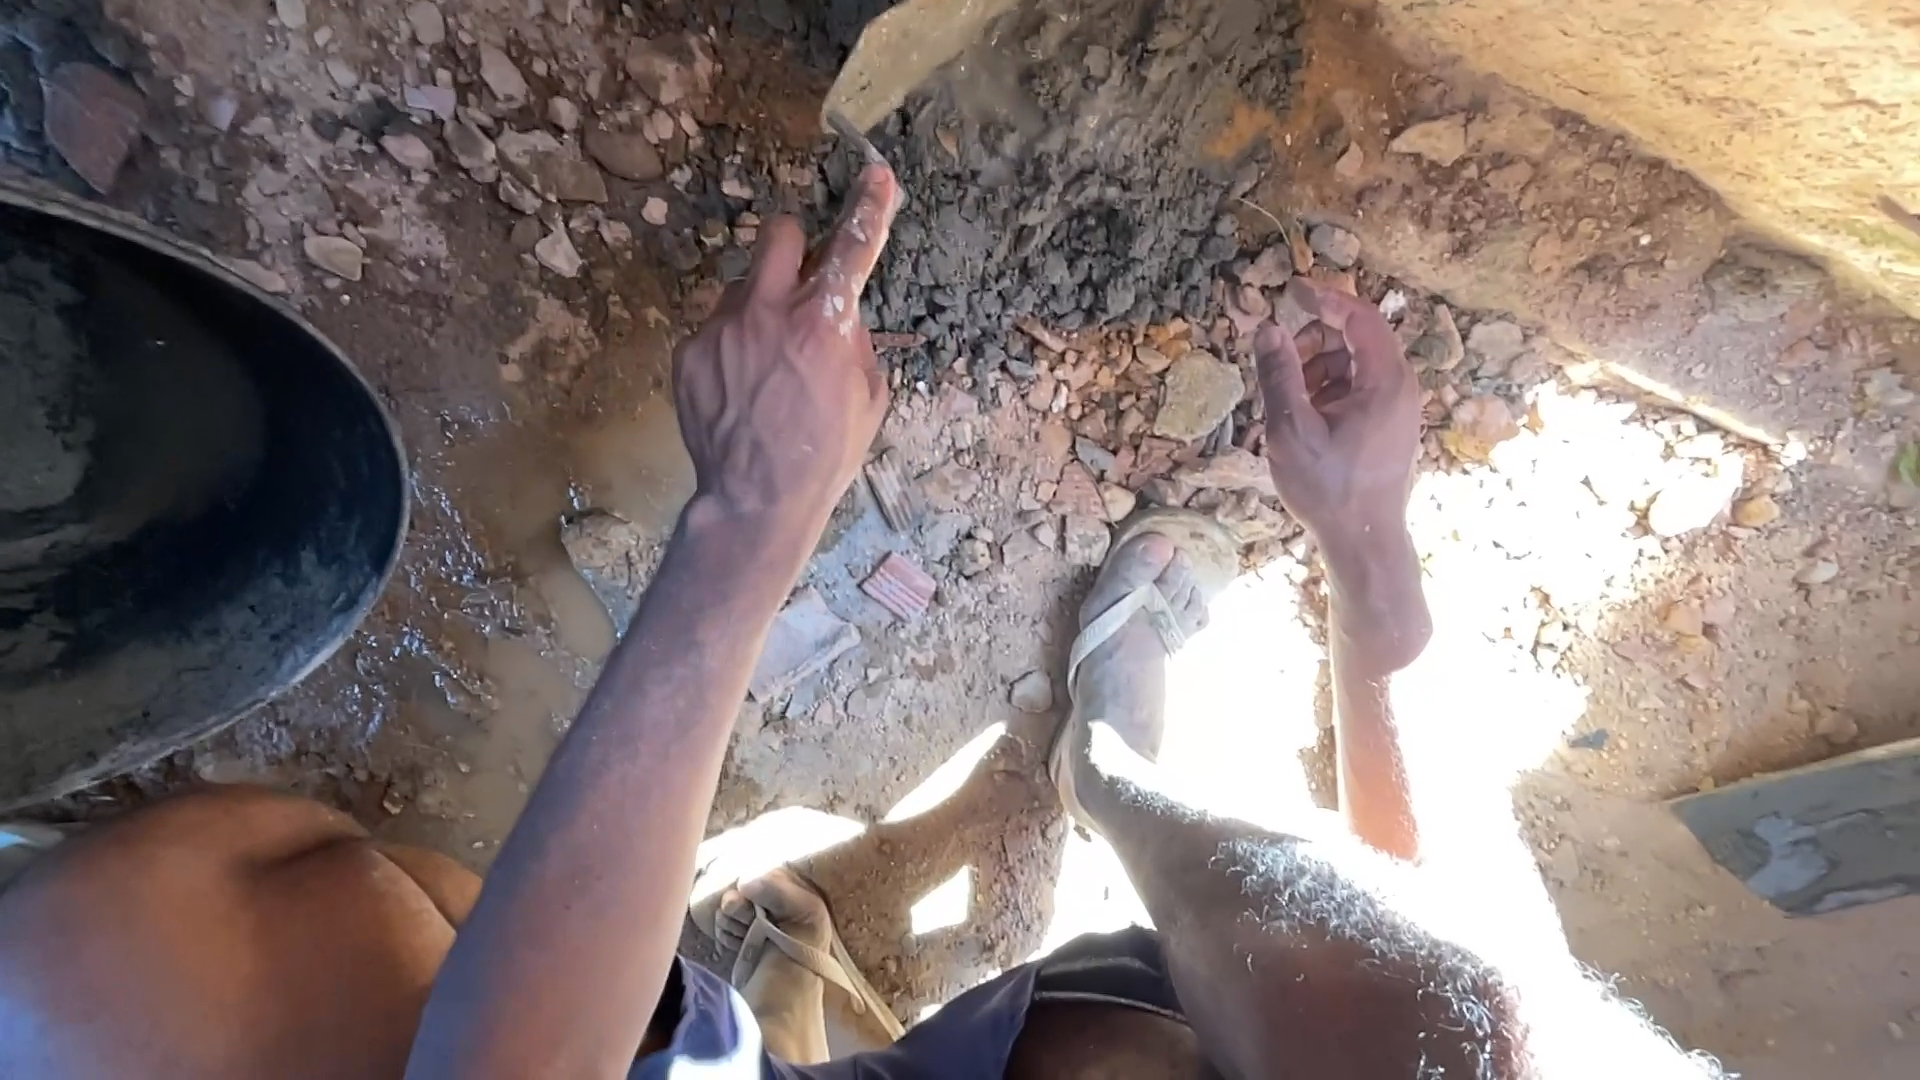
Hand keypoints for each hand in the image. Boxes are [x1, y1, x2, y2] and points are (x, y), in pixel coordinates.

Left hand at [672, 164, 899, 532]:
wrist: (756, 499)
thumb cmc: (825, 455)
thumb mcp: (868, 401)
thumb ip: (858, 344)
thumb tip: (842, 316)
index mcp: (824, 324)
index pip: (854, 248)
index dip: (870, 208)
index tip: (877, 175)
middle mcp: (768, 311)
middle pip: (778, 232)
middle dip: (794, 244)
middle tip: (799, 281)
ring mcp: (721, 329)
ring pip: (743, 288)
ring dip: (760, 310)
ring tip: (765, 367)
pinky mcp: (689, 351)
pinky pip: (716, 330)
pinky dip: (732, 348)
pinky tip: (739, 390)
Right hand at [1253, 280, 1420, 549]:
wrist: (1362, 539)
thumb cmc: (1327, 487)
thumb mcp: (1291, 429)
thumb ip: (1279, 375)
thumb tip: (1266, 328)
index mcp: (1385, 380)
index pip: (1359, 317)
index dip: (1324, 299)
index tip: (1289, 291)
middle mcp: (1399, 387)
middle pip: (1354, 339)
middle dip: (1312, 344)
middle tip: (1277, 369)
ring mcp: (1396, 408)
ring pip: (1351, 366)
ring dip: (1314, 372)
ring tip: (1287, 406)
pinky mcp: (1387, 427)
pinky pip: (1354, 391)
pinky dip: (1324, 393)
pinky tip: (1303, 422)